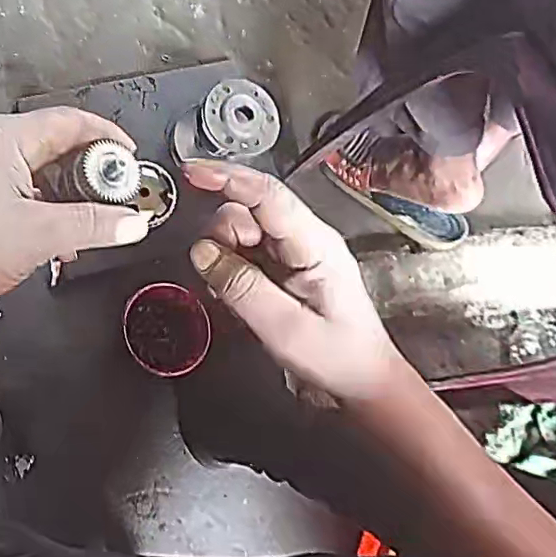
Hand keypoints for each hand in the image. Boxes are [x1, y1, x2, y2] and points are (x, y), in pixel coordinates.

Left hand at [0, 109, 149, 313]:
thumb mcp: (39, 235)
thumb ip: (94, 225)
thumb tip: (131, 222)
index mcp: (7, 138)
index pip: (74, 121)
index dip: (110, 139)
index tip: (130, 162)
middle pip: (58, 145)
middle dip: (91, 175)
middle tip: (112, 201)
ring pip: (38, 171)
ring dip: (66, 198)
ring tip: (82, 230)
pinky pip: (17, 189)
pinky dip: (41, 208)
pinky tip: (49, 239)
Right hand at [183, 161, 407, 404]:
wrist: (363, 383)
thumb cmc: (339, 358)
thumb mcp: (286, 329)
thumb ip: (241, 288)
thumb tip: (202, 252)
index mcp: (315, 244)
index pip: (267, 195)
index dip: (228, 178)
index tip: (192, 173)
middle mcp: (303, 240)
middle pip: (246, 213)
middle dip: (220, 239)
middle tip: (221, 281)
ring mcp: (292, 254)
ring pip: (239, 234)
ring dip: (223, 260)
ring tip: (235, 300)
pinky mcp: (282, 270)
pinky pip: (242, 256)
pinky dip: (229, 273)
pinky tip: (238, 301)